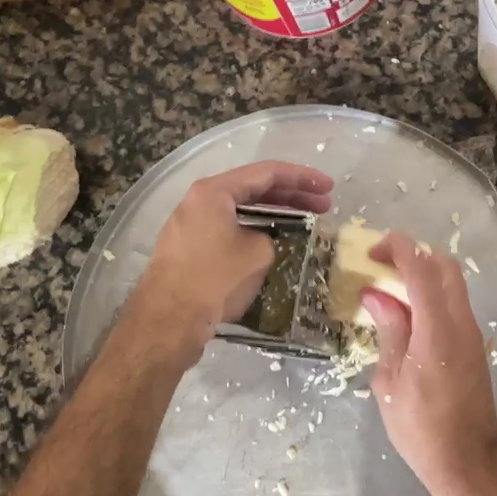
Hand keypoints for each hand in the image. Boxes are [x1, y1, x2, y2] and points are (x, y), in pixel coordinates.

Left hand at [119, 161, 333, 366]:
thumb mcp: (259, 252)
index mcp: (214, 191)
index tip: (328, 186)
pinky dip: (254, 230)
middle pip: (253, 189)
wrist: (167, 322)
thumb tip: (266, 239)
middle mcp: (198, 201)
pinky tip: (273, 242)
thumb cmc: (216, 279)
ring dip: (273, 214)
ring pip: (240, 211)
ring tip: (304, 221)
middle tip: (324, 204)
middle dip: (291, 195)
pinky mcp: (189, 250)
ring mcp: (190, 226)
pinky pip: (228, 230)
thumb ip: (272, 235)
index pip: (267, 173)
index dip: (303, 177)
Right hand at [360, 231, 496, 493]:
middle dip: (414, 255)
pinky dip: (432, 297)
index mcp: (438, 329)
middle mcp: (461, 323)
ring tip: (389, 291)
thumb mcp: (391, 381)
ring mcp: (473, 334)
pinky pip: (454, 306)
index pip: (422, 270)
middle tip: (382, 266)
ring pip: (453, 285)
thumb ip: (388, 331)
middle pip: (445, 267)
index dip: (400, 248)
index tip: (374, 248)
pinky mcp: (475, 347)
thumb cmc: (421, 428)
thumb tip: (376, 296)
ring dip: (424, 276)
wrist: (468, 462)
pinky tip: (408, 317)